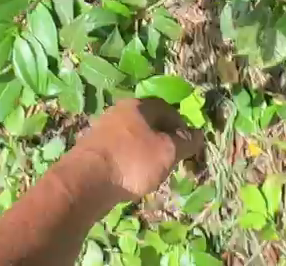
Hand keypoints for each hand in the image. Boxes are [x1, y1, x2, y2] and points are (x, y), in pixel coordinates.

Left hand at [62, 98, 205, 201]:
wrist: (86, 180)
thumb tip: (199, 134)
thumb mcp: (167, 152)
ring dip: (145, 150)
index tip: (188, 144)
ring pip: (133, 136)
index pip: (166, 108)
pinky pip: (119, 149)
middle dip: (163, 138)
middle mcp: (120, 110)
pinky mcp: (93, 148)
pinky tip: (132, 176)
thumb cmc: (132, 161)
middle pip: (148, 121)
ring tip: (154, 170)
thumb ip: (185, 142)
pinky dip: (130, 160)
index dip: (181, 125)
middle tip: (173, 158)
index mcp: (139, 105)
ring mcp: (103, 128)